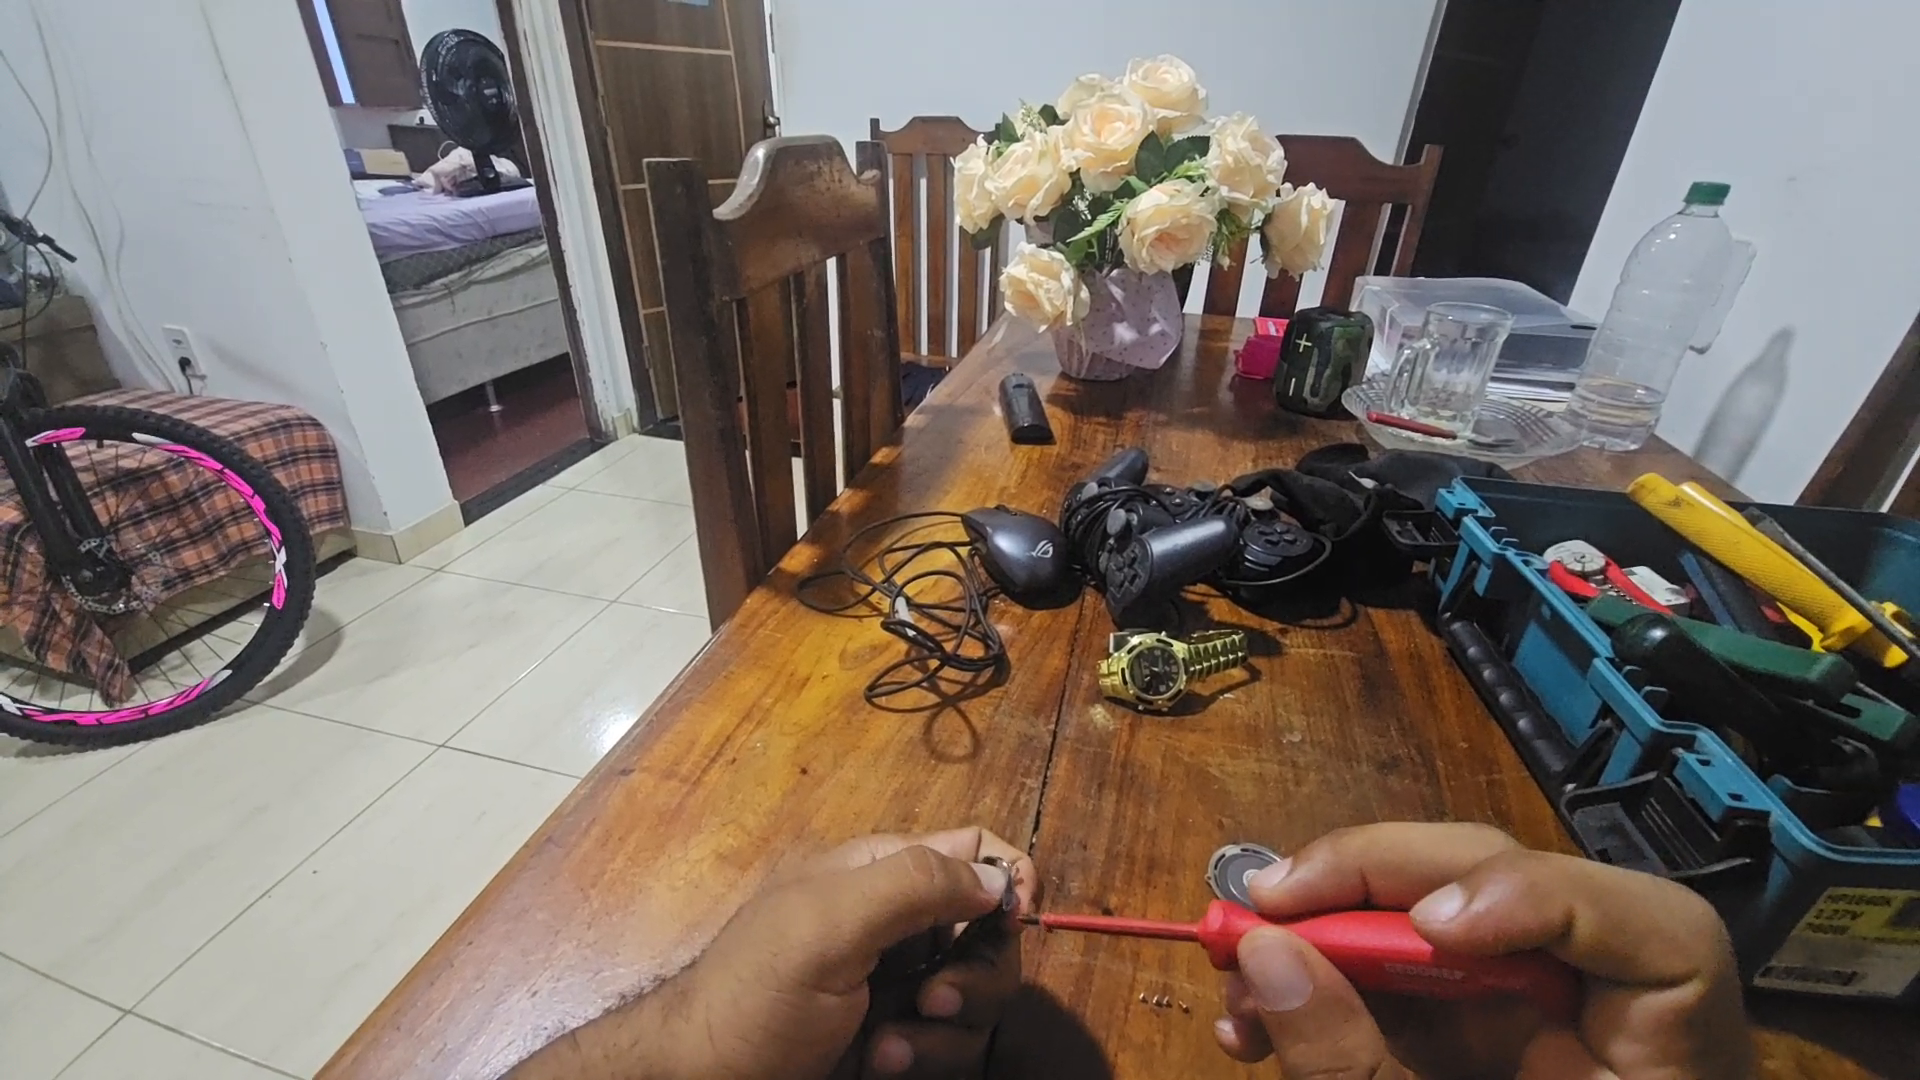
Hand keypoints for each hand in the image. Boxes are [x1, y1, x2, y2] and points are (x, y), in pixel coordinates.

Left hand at [650, 827, 1036, 1079]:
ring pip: (977, 991)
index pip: (972, 846)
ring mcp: (904, 979)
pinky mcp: (902, 1032)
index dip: (1007, 874)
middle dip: (977, 970)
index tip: (1017, 918)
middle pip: (989, 929)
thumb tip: (998, 878)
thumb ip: (914, 884)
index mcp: (887, 871)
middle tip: (934, 998)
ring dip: (946, 1026)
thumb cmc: (761, 989)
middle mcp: (905, 919)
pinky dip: (924, 1053)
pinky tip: (878, 1061)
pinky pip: (951, 1040)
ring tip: (887, 1045)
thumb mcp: (830, 922)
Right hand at [1211, 823, 1752, 1078]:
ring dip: (1312, 924)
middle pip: (1496, 878)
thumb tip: (1263, 948)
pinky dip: (1307, 969)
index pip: (1656, 937)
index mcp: (1655, 1078)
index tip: (1429, 925)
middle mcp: (1591, 1016)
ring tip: (1236, 971)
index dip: (1540, 900)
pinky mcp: (1451, 1018)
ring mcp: (1514, 1008)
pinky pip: (1377, 961)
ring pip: (1416, 905)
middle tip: (1270, 901)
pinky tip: (1250, 1016)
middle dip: (1368, 877)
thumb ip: (1355, 1072)